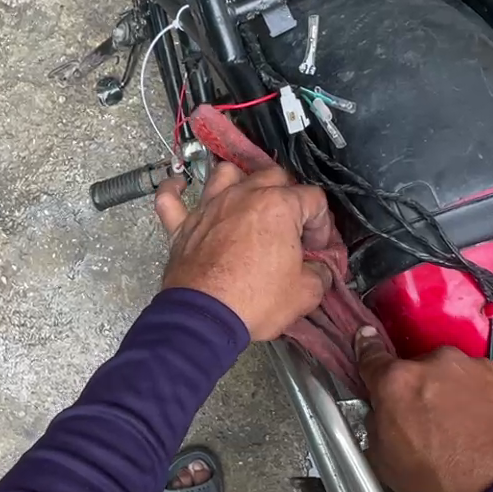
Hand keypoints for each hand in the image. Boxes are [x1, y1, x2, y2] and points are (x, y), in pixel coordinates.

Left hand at [154, 161, 332, 340]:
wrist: (205, 318)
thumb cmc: (254, 302)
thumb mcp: (305, 293)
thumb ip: (319, 274)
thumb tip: (319, 270)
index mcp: (278, 206)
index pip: (314, 200)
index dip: (322, 224)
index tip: (318, 247)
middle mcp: (242, 197)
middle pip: (274, 176)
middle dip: (289, 197)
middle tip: (291, 228)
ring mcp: (209, 208)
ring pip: (226, 173)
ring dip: (240, 180)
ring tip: (249, 199)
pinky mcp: (182, 226)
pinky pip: (170, 197)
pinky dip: (174, 190)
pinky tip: (180, 186)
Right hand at [356, 327, 492, 491]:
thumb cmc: (445, 481)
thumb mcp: (385, 462)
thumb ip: (376, 425)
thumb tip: (380, 415)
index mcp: (397, 381)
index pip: (371, 355)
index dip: (366, 352)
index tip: (366, 343)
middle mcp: (435, 364)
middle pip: (415, 370)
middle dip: (415, 391)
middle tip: (423, 424)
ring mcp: (473, 368)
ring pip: (449, 376)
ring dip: (448, 394)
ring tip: (459, 433)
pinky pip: (479, 385)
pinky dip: (477, 402)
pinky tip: (482, 431)